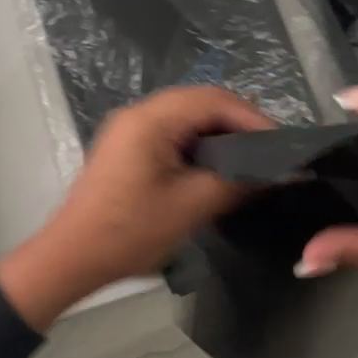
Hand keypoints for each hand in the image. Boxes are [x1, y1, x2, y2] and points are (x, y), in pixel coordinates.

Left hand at [0, 86, 273, 330]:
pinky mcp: (126, 149)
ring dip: (220, 137)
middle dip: (240, 125)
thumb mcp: (190, 207)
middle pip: (200, 103)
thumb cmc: (129, 231)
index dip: (254, 118)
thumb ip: (238, 182)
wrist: (72, 257)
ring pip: (186, 119)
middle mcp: (137, 114)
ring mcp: (128, 130)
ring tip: (254, 163)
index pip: (213, 99)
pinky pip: (171, 135)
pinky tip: (220, 170)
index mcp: (149, 119)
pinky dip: (199, 147)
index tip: (286, 146)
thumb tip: (282, 172)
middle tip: (275, 154)